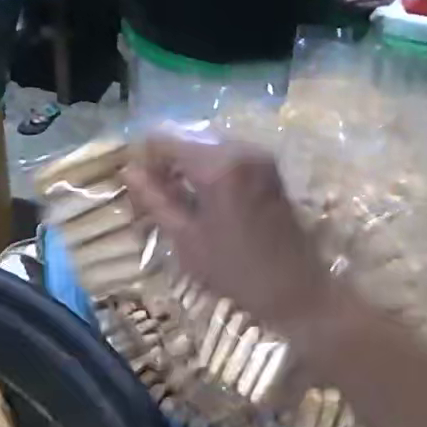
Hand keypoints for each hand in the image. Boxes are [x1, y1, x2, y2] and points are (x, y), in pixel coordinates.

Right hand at [122, 138, 342, 331]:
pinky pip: (227, 157)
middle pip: (187, 138)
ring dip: (187, 167)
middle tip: (154, 198)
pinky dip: (209, 171)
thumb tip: (129, 171)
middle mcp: (240, 148)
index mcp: (218, 165)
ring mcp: (259, 156)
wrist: (296, 288)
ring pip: (206, 147)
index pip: (164, 139)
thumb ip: (156, 199)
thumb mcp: (187, 239)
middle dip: (166, 163)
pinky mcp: (269, 168)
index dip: (144, 159)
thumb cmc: (237, 271)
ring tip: (177, 202)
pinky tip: (203, 201)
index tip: (136, 187)